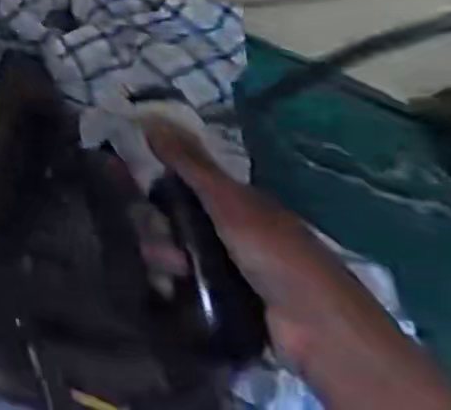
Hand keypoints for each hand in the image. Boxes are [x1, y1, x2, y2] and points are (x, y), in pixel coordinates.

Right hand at [143, 121, 450, 409]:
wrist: (320, 332)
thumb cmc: (276, 254)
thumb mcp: (228, 201)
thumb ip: (189, 163)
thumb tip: (149, 117)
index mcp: (242, 203)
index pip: (189, 182)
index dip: (159, 181)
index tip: (130, 185)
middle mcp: (237, 231)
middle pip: (180, 218)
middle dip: (158, 225)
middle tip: (149, 236)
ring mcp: (235, 269)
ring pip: (181, 250)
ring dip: (163, 254)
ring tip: (162, 268)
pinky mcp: (230, 301)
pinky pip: (189, 282)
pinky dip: (173, 282)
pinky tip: (163, 286)